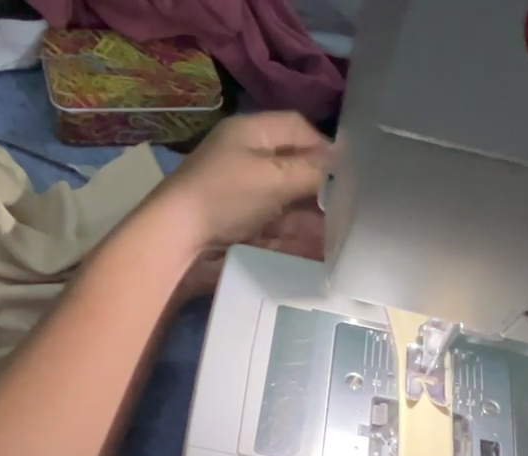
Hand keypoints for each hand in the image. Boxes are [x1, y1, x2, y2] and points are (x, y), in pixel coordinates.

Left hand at [146, 112, 331, 295]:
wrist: (177, 242)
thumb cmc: (224, 195)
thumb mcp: (273, 177)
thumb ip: (311, 171)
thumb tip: (341, 167)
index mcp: (250, 134)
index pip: (295, 128)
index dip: (323, 146)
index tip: (348, 172)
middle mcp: (246, 162)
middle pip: (294, 170)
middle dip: (320, 190)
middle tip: (349, 209)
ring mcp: (242, 199)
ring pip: (287, 206)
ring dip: (312, 221)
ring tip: (339, 238)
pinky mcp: (239, 231)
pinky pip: (275, 232)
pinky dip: (296, 241)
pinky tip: (318, 254)